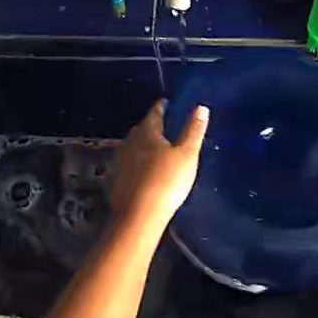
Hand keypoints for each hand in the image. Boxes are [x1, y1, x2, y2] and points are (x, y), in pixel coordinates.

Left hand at [110, 100, 208, 228]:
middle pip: (142, 129)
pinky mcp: (116, 179)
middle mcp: (129, 142)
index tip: (166, 102)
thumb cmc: (166, 181)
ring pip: (134, 146)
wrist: (138, 215)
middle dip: (152, 125)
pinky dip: (138, 161)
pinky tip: (145, 169)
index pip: (155, 113)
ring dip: (144, 144)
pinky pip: (130, 163)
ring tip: (157, 147)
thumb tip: (200, 107)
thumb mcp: (187, 154)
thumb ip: (193, 130)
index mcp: (147, 132)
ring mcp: (120, 161)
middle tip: (164, 125)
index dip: (162, 106)